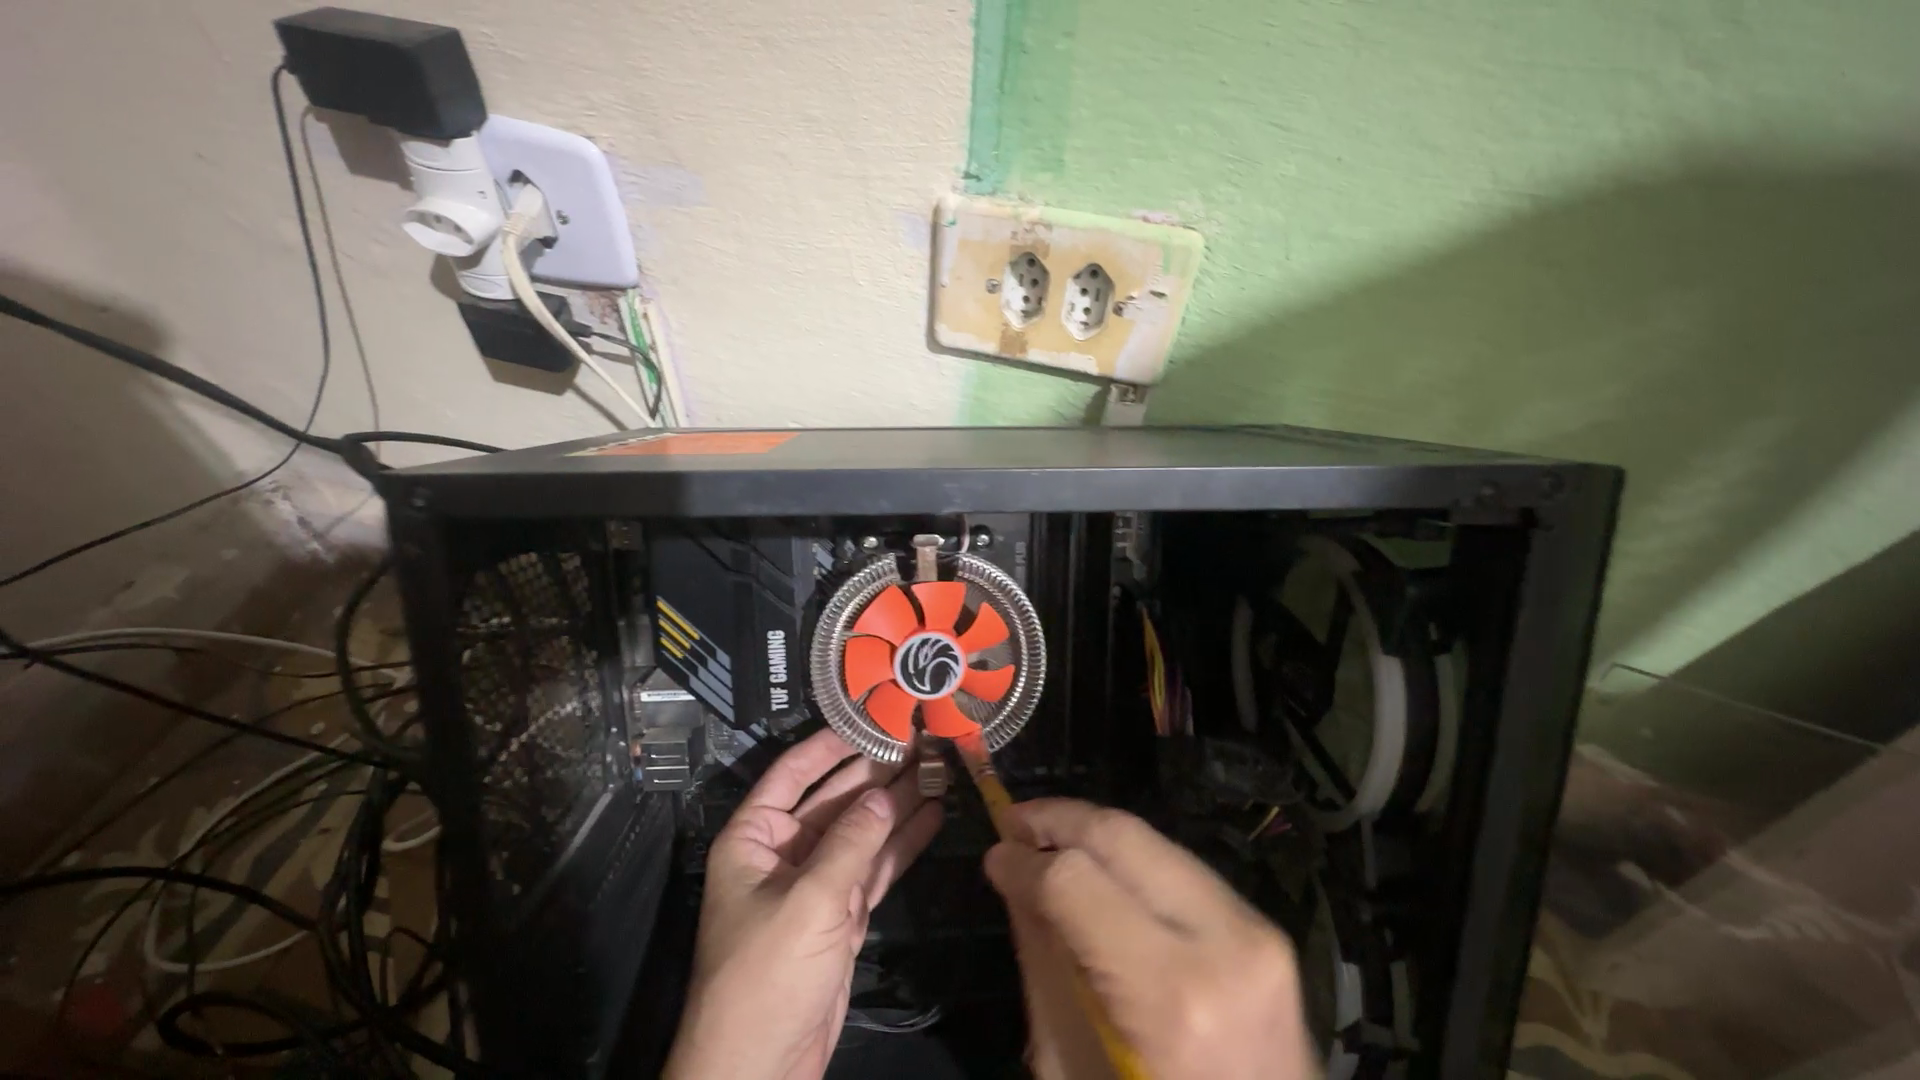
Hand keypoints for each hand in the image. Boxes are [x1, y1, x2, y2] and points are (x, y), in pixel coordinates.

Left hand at [663, 730, 943, 1079]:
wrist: (759, 1066)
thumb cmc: (765, 974)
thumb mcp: (808, 902)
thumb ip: (851, 843)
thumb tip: (887, 795)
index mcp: (754, 837)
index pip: (793, 774)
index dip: (833, 745)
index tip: (874, 719)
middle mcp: (784, 851)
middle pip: (836, 799)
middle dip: (878, 772)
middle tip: (923, 741)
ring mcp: (816, 883)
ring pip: (863, 831)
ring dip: (899, 804)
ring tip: (940, 768)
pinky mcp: (842, 913)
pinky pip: (875, 866)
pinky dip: (903, 844)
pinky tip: (934, 815)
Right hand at [985, 799, 1319, 1079]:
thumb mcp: (1070, 1065)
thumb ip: (1044, 963)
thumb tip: (1016, 881)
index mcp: (1170, 995)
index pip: (1077, 881)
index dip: (1025, 861)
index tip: (994, 856)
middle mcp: (1223, 942)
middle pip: (1123, 837)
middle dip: (1059, 819)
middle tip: (1014, 822)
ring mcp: (1255, 929)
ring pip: (1154, 840)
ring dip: (1093, 832)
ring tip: (1046, 837)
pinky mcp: (1266, 926)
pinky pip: (1182, 868)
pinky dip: (1131, 859)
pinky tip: (1098, 868)